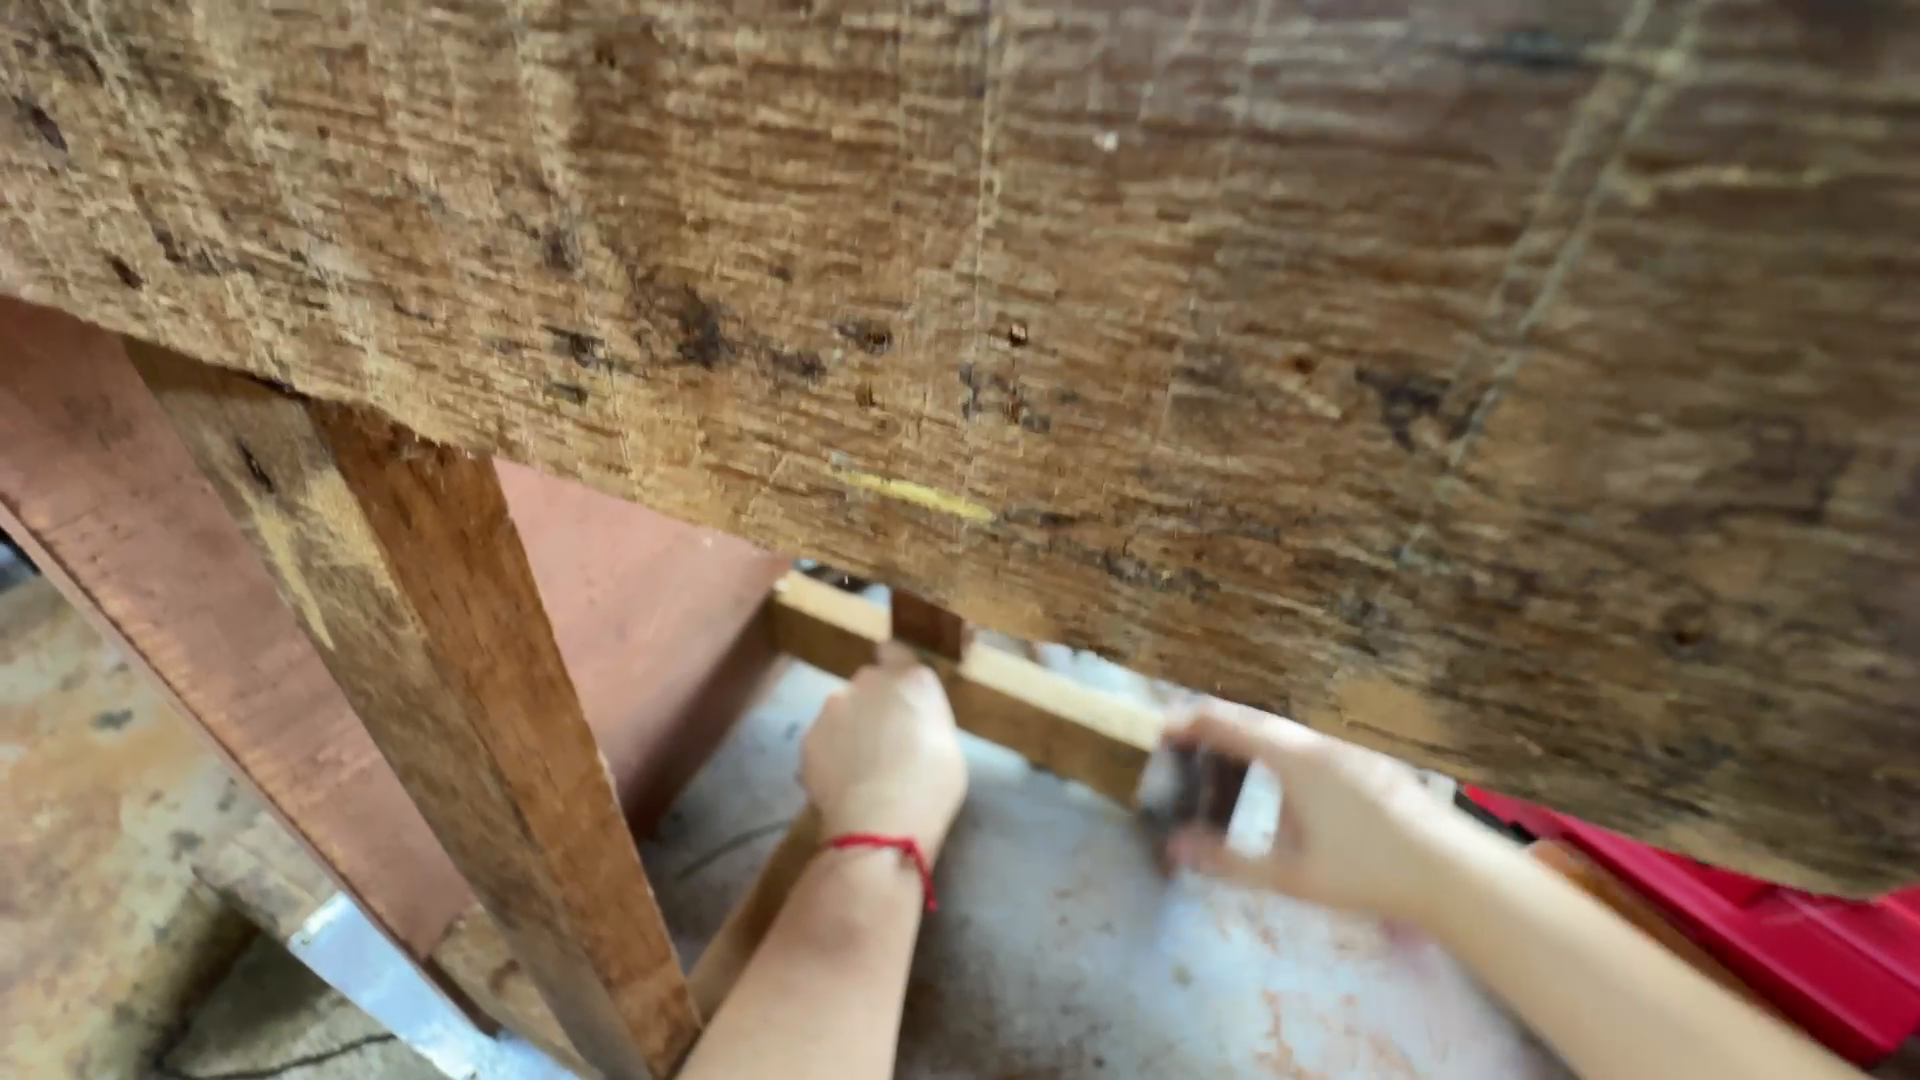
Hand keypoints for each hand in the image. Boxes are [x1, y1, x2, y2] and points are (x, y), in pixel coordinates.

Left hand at [801, 642, 967, 856]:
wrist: (880, 827)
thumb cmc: (931, 786)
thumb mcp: (947, 743)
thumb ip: (924, 716)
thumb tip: (911, 717)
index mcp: (910, 678)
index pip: (895, 651)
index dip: (895, 667)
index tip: (899, 691)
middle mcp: (868, 681)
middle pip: (868, 683)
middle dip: (874, 702)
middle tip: (886, 739)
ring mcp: (833, 708)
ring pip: (842, 710)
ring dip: (850, 728)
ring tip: (861, 767)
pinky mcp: (808, 738)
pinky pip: (823, 740)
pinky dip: (830, 754)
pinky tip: (843, 782)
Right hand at [1164, 701, 1461, 919]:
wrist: (1455, 873)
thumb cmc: (1366, 872)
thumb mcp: (1289, 875)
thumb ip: (1227, 860)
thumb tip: (1172, 846)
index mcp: (1290, 758)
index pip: (1224, 723)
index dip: (1187, 722)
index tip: (1158, 730)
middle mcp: (1313, 741)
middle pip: (1250, 718)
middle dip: (1211, 724)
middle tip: (1180, 740)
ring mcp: (1342, 748)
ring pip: (1280, 730)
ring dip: (1244, 735)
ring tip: (1222, 759)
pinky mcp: (1363, 761)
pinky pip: (1303, 742)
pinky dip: (1273, 748)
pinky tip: (1280, 782)